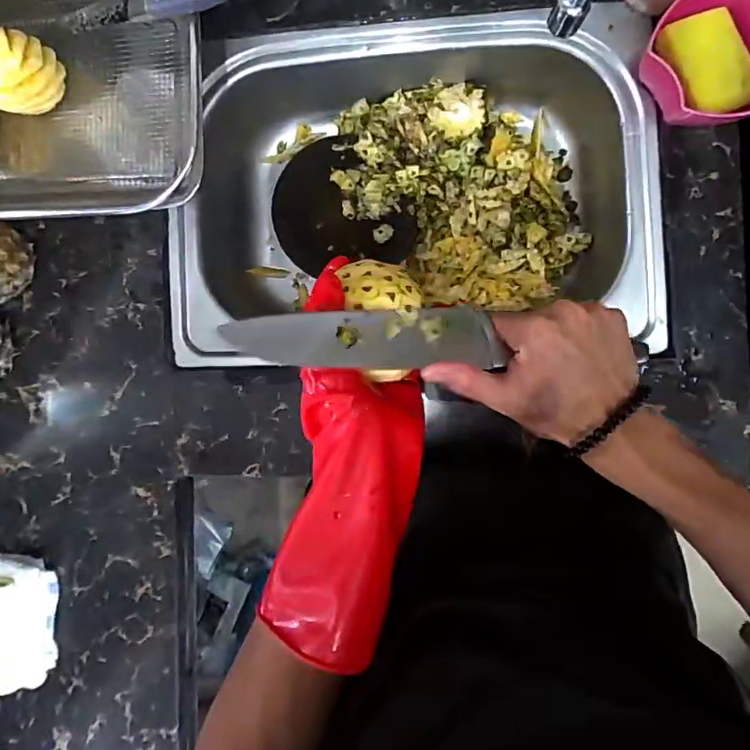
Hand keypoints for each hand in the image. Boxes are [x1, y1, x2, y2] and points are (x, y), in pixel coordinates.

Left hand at [257, 256, 423, 674]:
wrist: (377, 484)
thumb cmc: (348, 441)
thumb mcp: (334, 394)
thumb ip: (330, 354)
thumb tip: (323, 307)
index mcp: (325, 368)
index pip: (324, 321)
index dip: (330, 292)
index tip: (341, 265)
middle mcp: (350, 369)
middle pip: (354, 325)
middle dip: (363, 296)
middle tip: (381, 270)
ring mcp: (378, 379)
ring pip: (382, 338)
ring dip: (390, 314)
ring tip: (405, 287)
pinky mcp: (404, 389)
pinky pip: (408, 357)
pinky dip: (415, 337)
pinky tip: (426, 320)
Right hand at [421, 300, 637, 444]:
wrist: (612, 425)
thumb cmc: (555, 413)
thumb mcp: (507, 399)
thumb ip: (467, 378)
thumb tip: (428, 366)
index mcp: (533, 327)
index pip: (501, 322)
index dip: (501, 341)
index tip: (509, 359)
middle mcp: (562, 309)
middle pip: (531, 317)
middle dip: (531, 338)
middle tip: (540, 367)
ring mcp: (592, 310)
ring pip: (558, 314)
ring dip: (557, 331)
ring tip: (565, 361)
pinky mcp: (614, 315)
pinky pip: (586, 315)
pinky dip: (584, 329)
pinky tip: (586, 352)